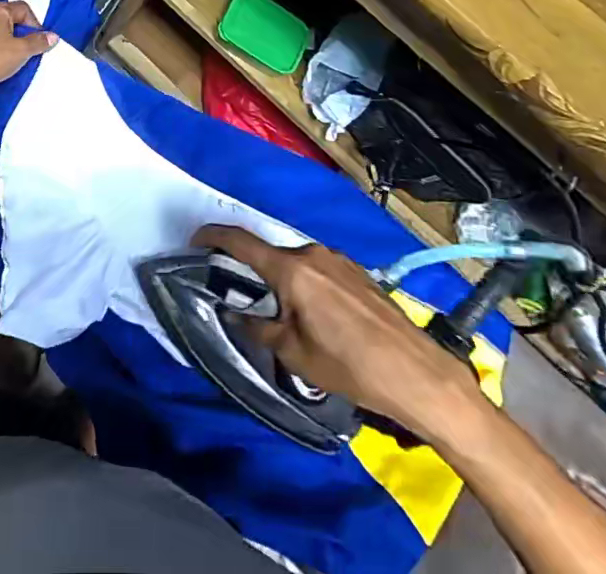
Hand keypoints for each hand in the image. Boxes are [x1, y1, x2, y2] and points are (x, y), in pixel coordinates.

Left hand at [0, 1, 56, 101]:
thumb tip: (53, 36)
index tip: (38, 41)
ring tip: (11, 55)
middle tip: (26, 47)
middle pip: (9, 16)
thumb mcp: (22, 51)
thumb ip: (39, 42)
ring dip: (6, 38)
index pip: (23, 8)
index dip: (35, 23)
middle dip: (21, 30)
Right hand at [193, 224, 487, 443]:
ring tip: (281, 316)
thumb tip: (235, 312)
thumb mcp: (292, 352)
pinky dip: (305, 284)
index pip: (243, 242)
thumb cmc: (346, 364)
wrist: (410, 368)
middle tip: (241, 299)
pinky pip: (319, 270)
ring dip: (282, 282)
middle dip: (253, 273)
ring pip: (297, 264)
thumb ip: (257, 326)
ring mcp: (339, 259)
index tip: (196, 239)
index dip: (215, 237)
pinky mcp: (356, 270)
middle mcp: (315, 253)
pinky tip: (314, 315)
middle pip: (272, 255)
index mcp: (293, 269)